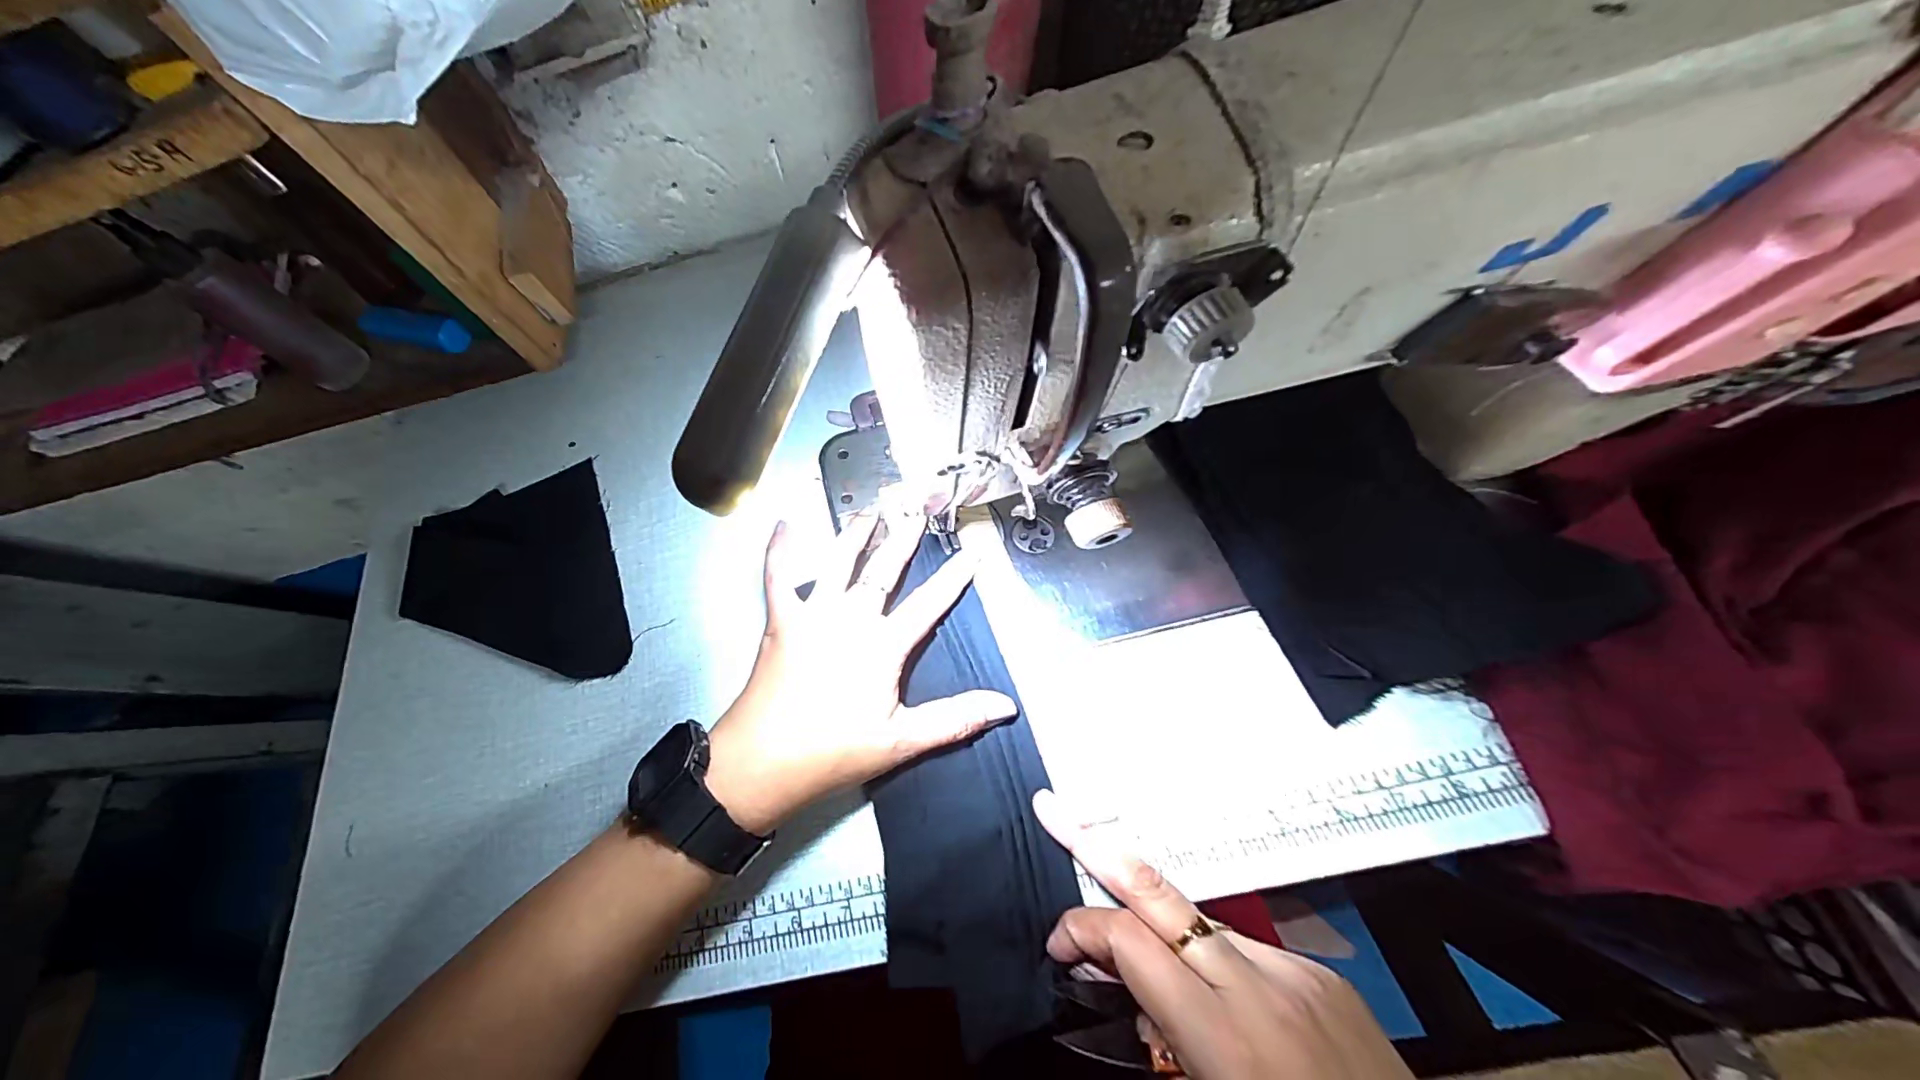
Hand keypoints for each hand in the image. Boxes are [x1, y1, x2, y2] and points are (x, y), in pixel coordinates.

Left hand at [703, 510, 1017, 833]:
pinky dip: (780, 550)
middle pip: (882, 570)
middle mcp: (849, 619)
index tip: (970, 554)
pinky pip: (778, 577)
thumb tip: (1004, 706)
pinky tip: (783, 525)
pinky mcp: (780, 621)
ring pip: (837, 562)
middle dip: (903, 538)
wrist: (762, 761)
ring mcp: (811, 615)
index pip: (928, 604)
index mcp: (882, 645)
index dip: (953, 578)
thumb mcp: (901, 740)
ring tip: (870, 510)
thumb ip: (955, 719)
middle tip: (916, 512)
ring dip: (855, 533)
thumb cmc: (832, 751)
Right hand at [1032, 790, 1413, 1079]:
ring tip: (1146, 960)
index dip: (1084, 930)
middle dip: (1104, 853)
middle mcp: (1259, 989)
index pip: (1130, 944)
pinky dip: (1219, 962)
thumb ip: (1166, 1044)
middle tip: (1057, 815)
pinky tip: (1226, 1000)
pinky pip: (1250, 950)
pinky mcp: (1324, 977)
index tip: (1062, 945)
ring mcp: (1297, 974)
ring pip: (1202, 922)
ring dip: (1162, 927)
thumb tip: (1139, 1002)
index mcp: (1224, 1040)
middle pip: (1160, 896)